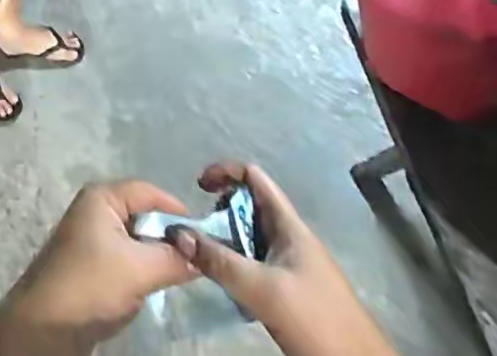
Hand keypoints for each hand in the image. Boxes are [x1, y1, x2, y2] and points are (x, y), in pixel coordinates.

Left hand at [0, 180, 199, 354]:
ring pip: (136, 238)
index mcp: (102, 196)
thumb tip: (203, 255)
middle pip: (143, 213)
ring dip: (156, 255)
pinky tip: (154, 284)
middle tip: (197, 256)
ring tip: (180, 272)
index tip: (205, 235)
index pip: (149, 192)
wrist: (43, 329)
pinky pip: (125, 256)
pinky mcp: (90, 263)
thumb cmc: (90, 285)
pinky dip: (142, 268)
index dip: (178, 210)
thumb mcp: (139, 269)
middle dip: (169, 235)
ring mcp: (91, 236)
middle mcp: (95, 208)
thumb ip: (174, 258)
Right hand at [169, 163, 395, 355]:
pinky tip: (226, 287)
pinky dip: (236, 266)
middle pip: (249, 207)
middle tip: (197, 235)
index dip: (225, 172)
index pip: (254, 177)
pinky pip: (256, 264)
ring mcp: (292, 265)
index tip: (198, 188)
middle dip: (220, 211)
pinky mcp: (291, 291)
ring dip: (226, 241)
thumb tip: (178, 233)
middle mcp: (289, 237)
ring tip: (205, 261)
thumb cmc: (318, 323)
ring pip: (251, 237)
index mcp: (289, 225)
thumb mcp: (263, 290)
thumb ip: (220, 262)